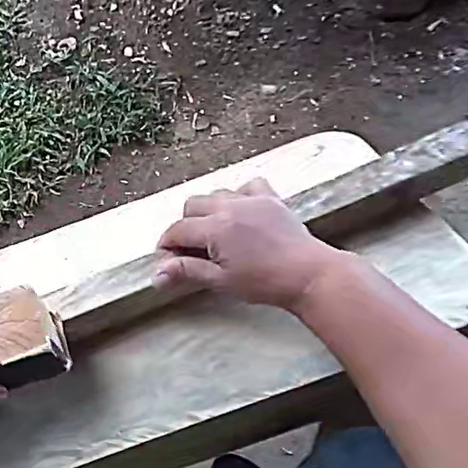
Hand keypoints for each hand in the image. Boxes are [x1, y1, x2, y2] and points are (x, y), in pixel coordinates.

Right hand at [154, 179, 349, 311]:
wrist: (309, 275)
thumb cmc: (267, 282)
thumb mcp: (222, 281)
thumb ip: (189, 271)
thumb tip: (158, 274)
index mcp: (215, 227)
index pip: (178, 230)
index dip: (167, 245)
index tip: (168, 260)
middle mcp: (230, 206)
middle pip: (192, 205)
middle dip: (186, 225)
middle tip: (191, 250)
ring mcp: (253, 199)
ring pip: (217, 193)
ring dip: (209, 210)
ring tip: (215, 235)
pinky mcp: (272, 200)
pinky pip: (248, 186)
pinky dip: (239, 195)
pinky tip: (241, 213)